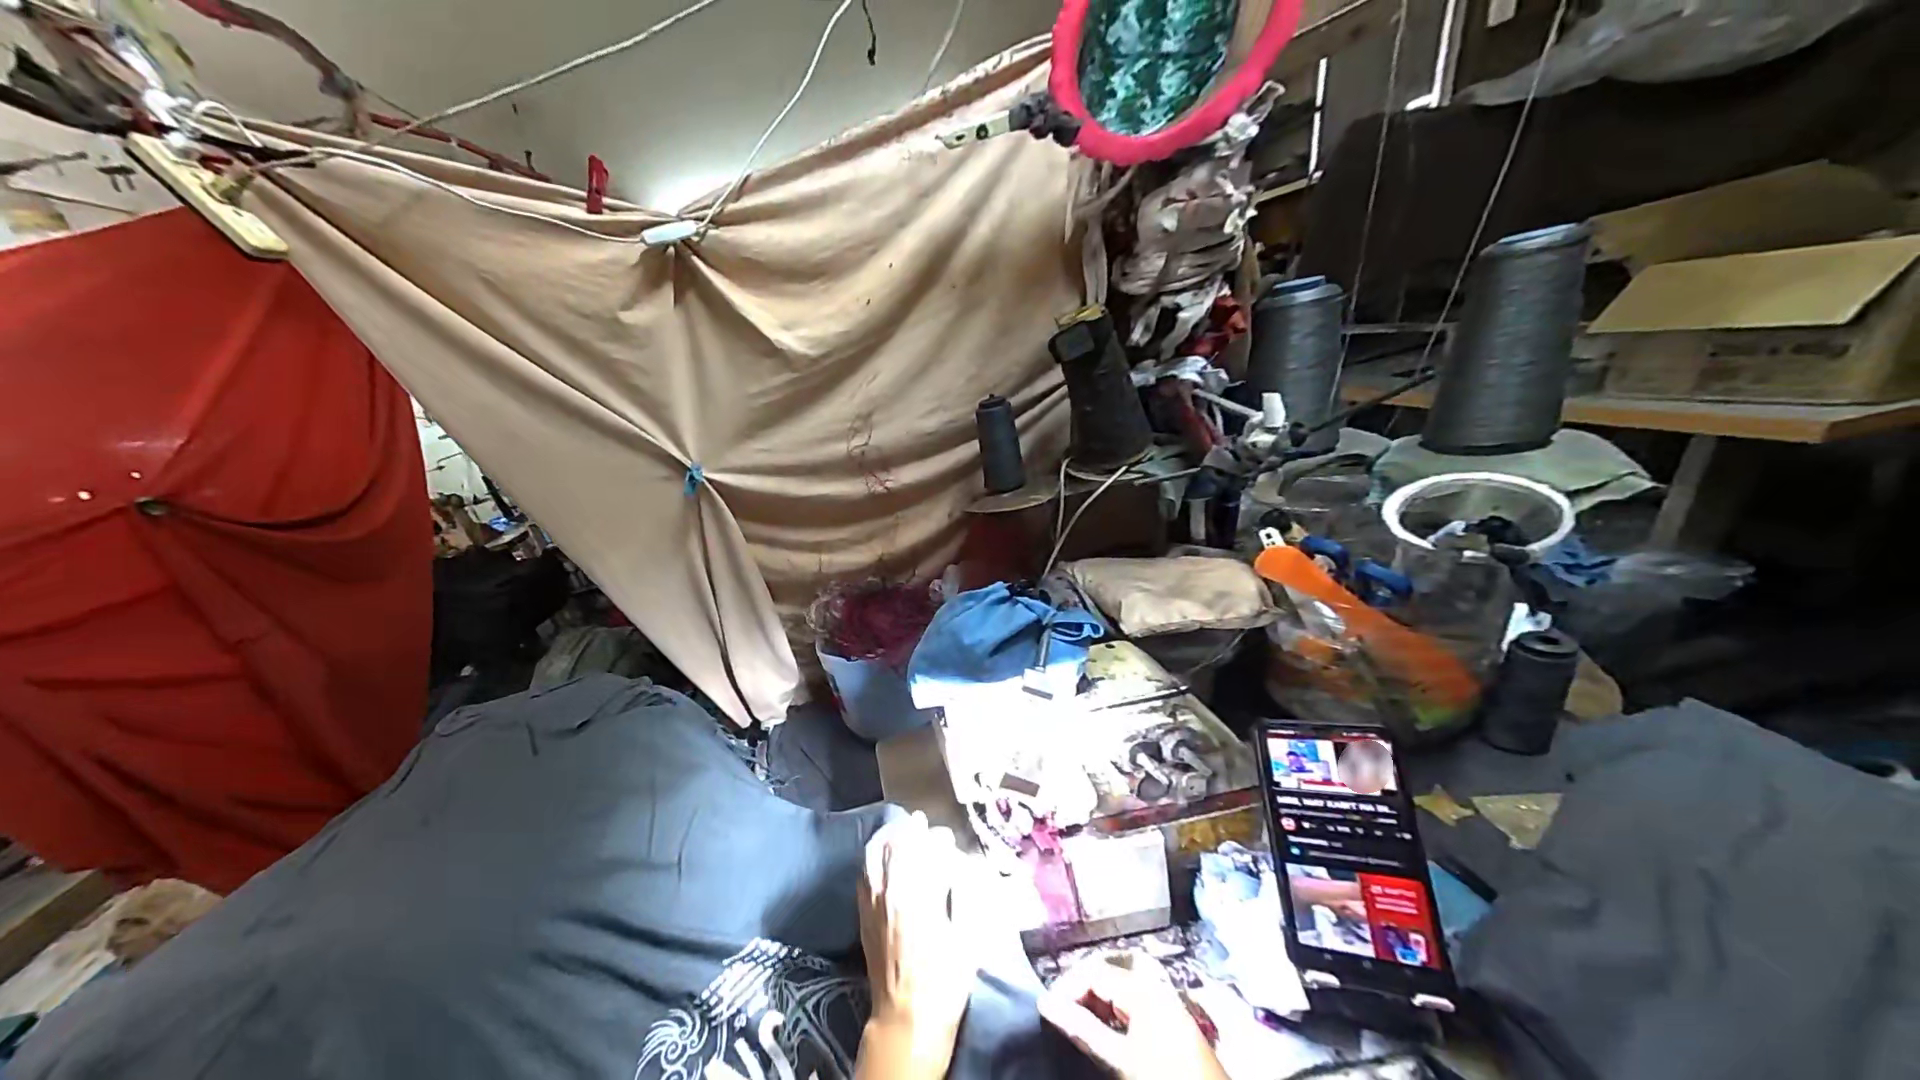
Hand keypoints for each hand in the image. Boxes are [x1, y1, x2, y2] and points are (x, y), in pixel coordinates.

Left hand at [855, 813, 974, 1079]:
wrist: (907, 1019)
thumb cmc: (945, 981)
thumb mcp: (967, 936)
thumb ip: (963, 893)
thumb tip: (959, 862)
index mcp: (918, 897)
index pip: (921, 849)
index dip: (933, 837)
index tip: (943, 834)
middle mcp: (889, 893)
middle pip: (894, 846)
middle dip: (908, 829)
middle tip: (920, 822)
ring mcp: (872, 904)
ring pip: (873, 856)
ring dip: (886, 837)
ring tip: (898, 830)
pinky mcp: (862, 917)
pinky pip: (863, 876)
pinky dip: (872, 858)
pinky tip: (880, 857)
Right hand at [1039, 956, 1228, 1079]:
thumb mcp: (1119, 1060)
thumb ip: (1082, 1030)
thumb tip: (1045, 1004)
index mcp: (1142, 988)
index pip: (1093, 970)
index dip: (1066, 988)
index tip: (1048, 1012)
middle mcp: (1154, 985)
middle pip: (1107, 973)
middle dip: (1080, 991)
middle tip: (1061, 1017)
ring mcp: (1166, 1001)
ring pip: (1120, 987)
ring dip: (1096, 1001)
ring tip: (1078, 1025)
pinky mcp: (1171, 1019)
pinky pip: (1134, 1001)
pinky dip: (1114, 1011)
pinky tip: (1105, 1033)